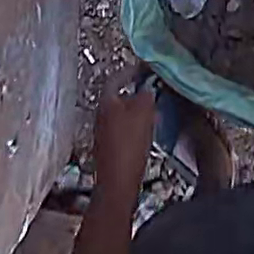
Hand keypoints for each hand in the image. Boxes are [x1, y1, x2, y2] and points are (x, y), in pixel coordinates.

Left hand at [93, 68, 157, 192]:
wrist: (118, 185)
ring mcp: (102, 133)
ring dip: (136, 110)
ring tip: (153, 110)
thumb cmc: (129, 144)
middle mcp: (100, 114)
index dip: (132, 71)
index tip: (146, 69)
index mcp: (106, 101)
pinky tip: (145, 133)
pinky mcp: (108, 149)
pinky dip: (134, 126)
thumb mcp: (144, 112)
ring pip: (121, 113)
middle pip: (119, 96)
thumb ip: (147, 94)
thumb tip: (148, 88)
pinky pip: (122, 129)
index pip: (118, 77)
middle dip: (135, 91)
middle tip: (152, 89)